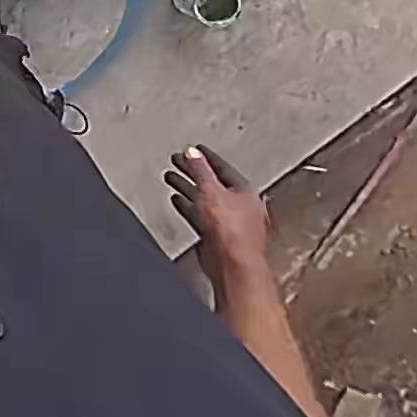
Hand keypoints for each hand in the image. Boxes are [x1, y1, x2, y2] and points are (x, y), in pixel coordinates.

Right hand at [165, 145, 271, 295]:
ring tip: (171, 177)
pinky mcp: (216, 237)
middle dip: (194, 171)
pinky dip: (188, 206)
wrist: (232, 267)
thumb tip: (192, 152)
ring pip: (204, 199)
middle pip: (212, 182)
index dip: (206, 157)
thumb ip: (199, 169)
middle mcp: (239, 207)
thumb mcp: (210, 190)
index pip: (222, 168)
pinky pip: (199, 215)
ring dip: (188, 187)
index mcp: (244, 192)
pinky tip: (177, 200)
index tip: (195, 149)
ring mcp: (228, 223)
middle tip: (179, 160)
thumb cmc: (231, 231)